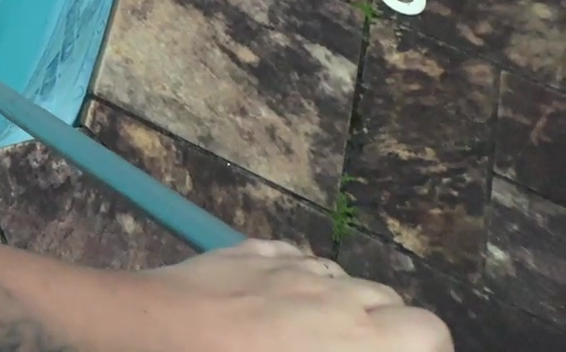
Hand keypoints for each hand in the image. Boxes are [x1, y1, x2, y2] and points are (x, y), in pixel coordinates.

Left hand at [136, 239, 450, 351]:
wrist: (165, 329)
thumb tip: (359, 343)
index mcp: (366, 336)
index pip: (428, 327)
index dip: (423, 344)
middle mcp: (333, 292)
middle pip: (384, 294)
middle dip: (383, 319)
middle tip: (358, 345)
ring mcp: (284, 264)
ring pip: (335, 270)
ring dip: (336, 291)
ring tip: (314, 320)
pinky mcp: (244, 250)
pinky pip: (286, 253)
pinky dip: (292, 269)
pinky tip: (276, 290)